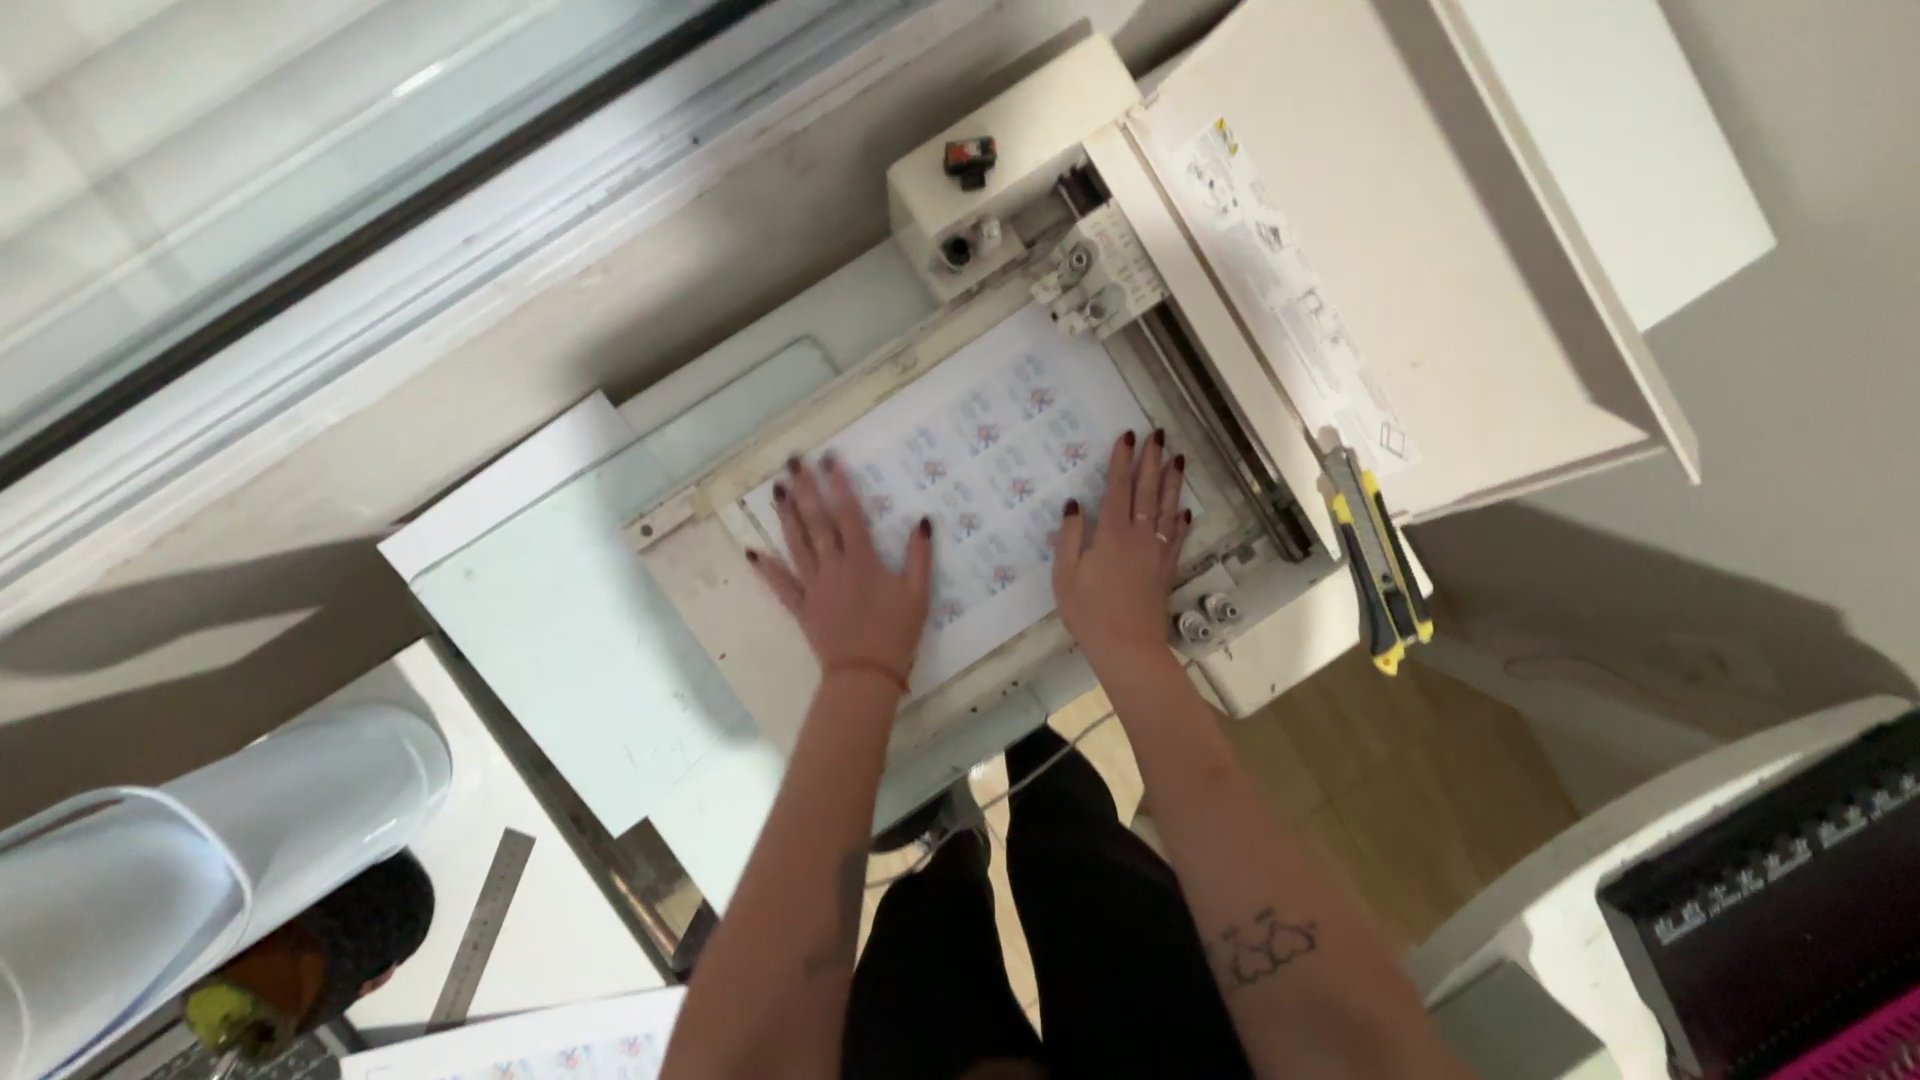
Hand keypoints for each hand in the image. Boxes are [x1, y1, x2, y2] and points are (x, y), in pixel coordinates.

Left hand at [749, 456, 933, 688]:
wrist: (866, 674)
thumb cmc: (896, 633)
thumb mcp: (918, 594)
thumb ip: (919, 557)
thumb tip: (922, 521)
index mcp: (862, 561)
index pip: (848, 514)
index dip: (840, 485)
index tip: (830, 459)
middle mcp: (833, 567)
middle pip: (817, 522)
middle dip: (806, 490)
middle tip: (793, 462)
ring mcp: (813, 587)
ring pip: (796, 545)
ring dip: (785, 516)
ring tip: (777, 490)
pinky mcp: (802, 608)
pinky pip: (781, 586)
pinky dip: (766, 570)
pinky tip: (751, 552)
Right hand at [1053, 429, 1191, 668]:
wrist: (1128, 646)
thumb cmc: (1089, 613)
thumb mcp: (1065, 576)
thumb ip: (1070, 537)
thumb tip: (1074, 504)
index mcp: (1111, 534)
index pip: (1118, 488)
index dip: (1122, 461)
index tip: (1128, 436)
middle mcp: (1138, 536)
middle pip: (1147, 490)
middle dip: (1152, 460)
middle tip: (1159, 434)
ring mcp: (1156, 552)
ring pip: (1166, 508)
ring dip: (1172, 481)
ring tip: (1177, 457)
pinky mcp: (1166, 569)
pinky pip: (1176, 536)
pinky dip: (1180, 519)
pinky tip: (1184, 507)